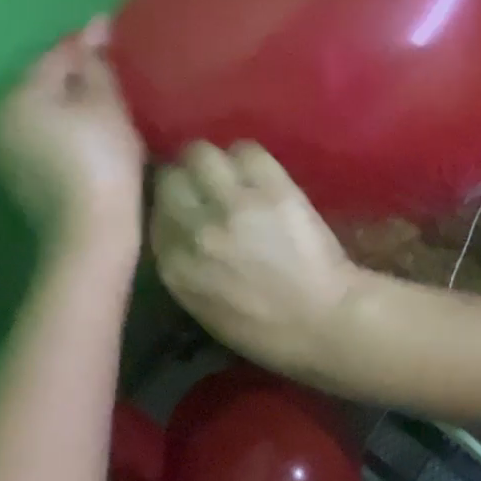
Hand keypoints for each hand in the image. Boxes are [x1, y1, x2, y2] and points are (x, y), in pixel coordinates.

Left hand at [0, 16, 144, 243]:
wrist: (91, 233)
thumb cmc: (101, 159)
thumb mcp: (105, 103)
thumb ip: (97, 64)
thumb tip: (94, 28)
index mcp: (17, 96)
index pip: (56, 55)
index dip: (88, 42)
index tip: (115, 32)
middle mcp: (0, 118)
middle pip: (44, 83)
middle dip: (76, 72)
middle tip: (115, 65)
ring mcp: (6, 150)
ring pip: (43, 110)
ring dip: (71, 101)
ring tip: (109, 96)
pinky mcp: (20, 175)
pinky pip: (44, 134)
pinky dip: (67, 126)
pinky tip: (95, 130)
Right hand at [151, 141, 368, 377]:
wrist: (325, 321)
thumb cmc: (267, 330)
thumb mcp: (205, 308)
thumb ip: (185, 264)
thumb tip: (180, 228)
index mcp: (176, 268)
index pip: (155, 214)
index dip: (170, 205)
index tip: (185, 204)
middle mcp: (197, 231)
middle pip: (172, 179)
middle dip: (184, 178)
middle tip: (204, 183)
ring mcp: (235, 205)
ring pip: (203, 154)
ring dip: (213, 161)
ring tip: (229, 172)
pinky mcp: (273, 189)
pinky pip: (247, 150)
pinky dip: (248, 157)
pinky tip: (257, 172)